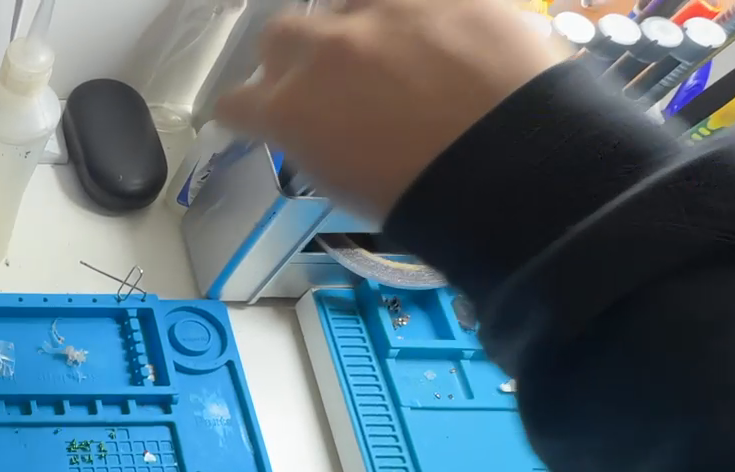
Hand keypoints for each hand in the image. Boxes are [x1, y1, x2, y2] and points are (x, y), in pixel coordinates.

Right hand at [216, 0, 566, 219]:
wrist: (501, 157)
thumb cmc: (405, 190)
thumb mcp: (332, 177)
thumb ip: (306, 136)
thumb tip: (309, 120)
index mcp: (286, 109)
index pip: (233, 104)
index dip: (242, 113)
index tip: (256, 120)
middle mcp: (322, 51)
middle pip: (276, 34)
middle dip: (285, 57)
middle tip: (313, 78)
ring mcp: (384, 11)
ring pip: (339, 1)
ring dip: (346, 23)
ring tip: (377, 46)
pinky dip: (408, 14)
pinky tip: (427, 35)